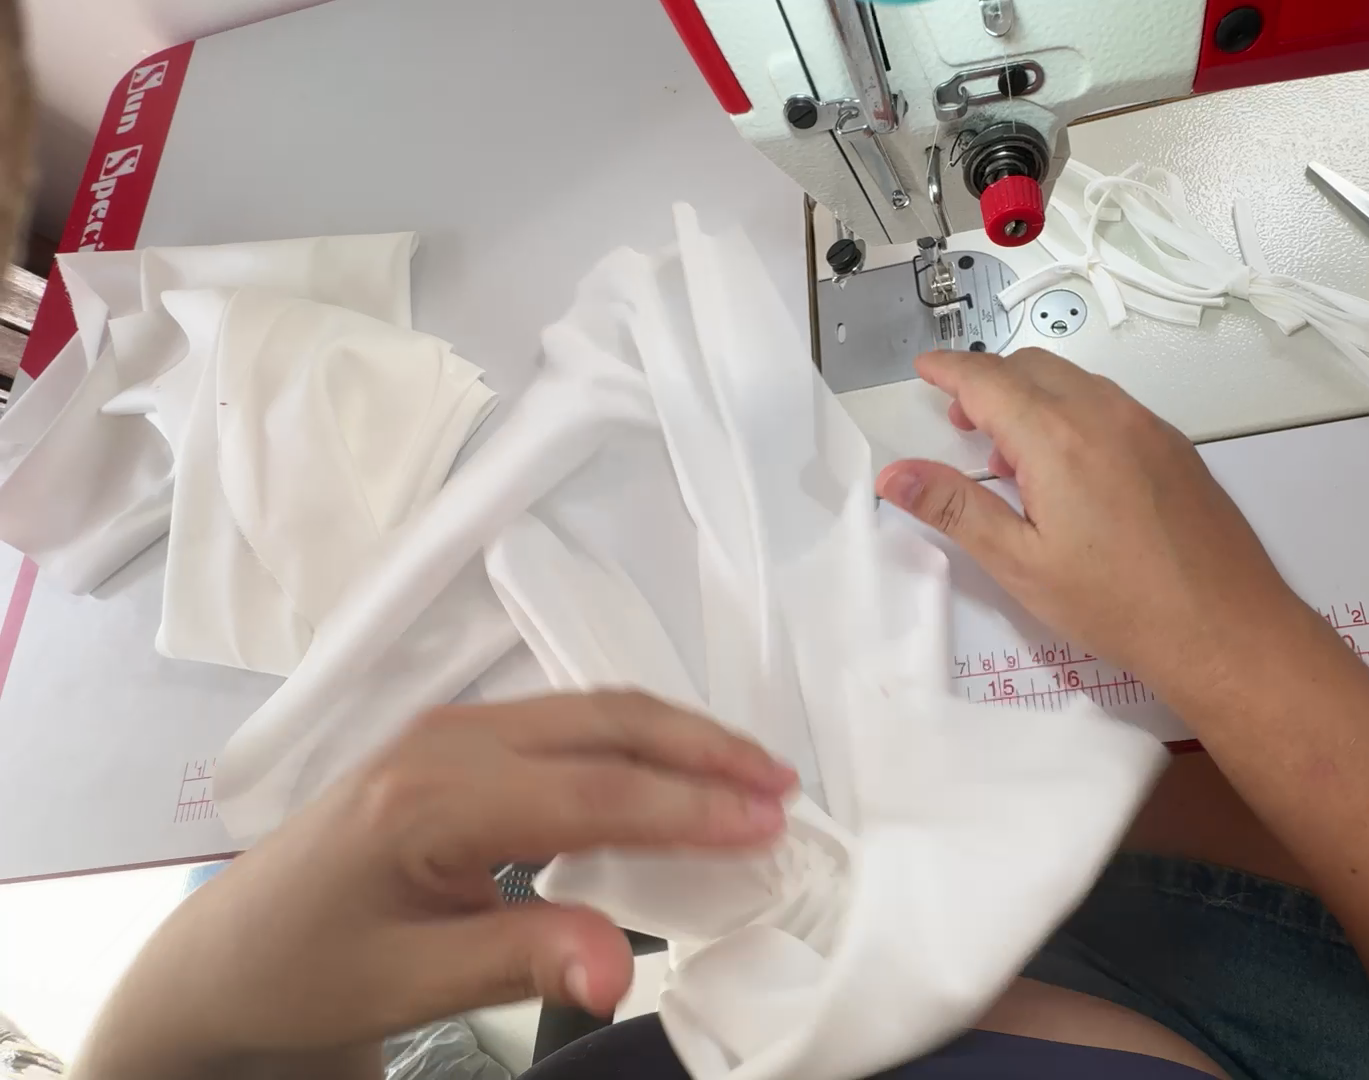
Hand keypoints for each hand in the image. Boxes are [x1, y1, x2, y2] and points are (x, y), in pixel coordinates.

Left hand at [77, 694, 795, 1078]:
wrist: (220, 953)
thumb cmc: (305, 976)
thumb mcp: (406, 985)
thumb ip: (523, 961)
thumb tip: (622, 971)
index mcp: (430, 798)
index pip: (594, 791)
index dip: (690, 807)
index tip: (766, 823)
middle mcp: (456, 737)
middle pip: (612, 723)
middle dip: (708, 750)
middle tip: (780, 783)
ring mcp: (467, 722)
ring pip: (606, 708)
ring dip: (688, 736)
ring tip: (753, 769)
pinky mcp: (479, 730)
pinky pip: (585, 717)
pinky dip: (652, 738)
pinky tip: (684, 764)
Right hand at [875, 349, 1307, 709]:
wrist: (1225, 628)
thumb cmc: (1116, 603)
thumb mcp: (1020, 562)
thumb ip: (954, 509)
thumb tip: (894, 474)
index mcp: (1058, 437)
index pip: (988, 379)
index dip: (949, 369)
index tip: (924, 369)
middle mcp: (1106, 413)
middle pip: (1032, 368)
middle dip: (987, 382)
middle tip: (960, 420)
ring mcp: (1148, 425)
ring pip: (1074, 382)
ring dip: (1030, 396)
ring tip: (1011, 453)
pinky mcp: (1174, 445)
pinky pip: (1109, 405)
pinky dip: (1071, 411)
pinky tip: (1070, 467)